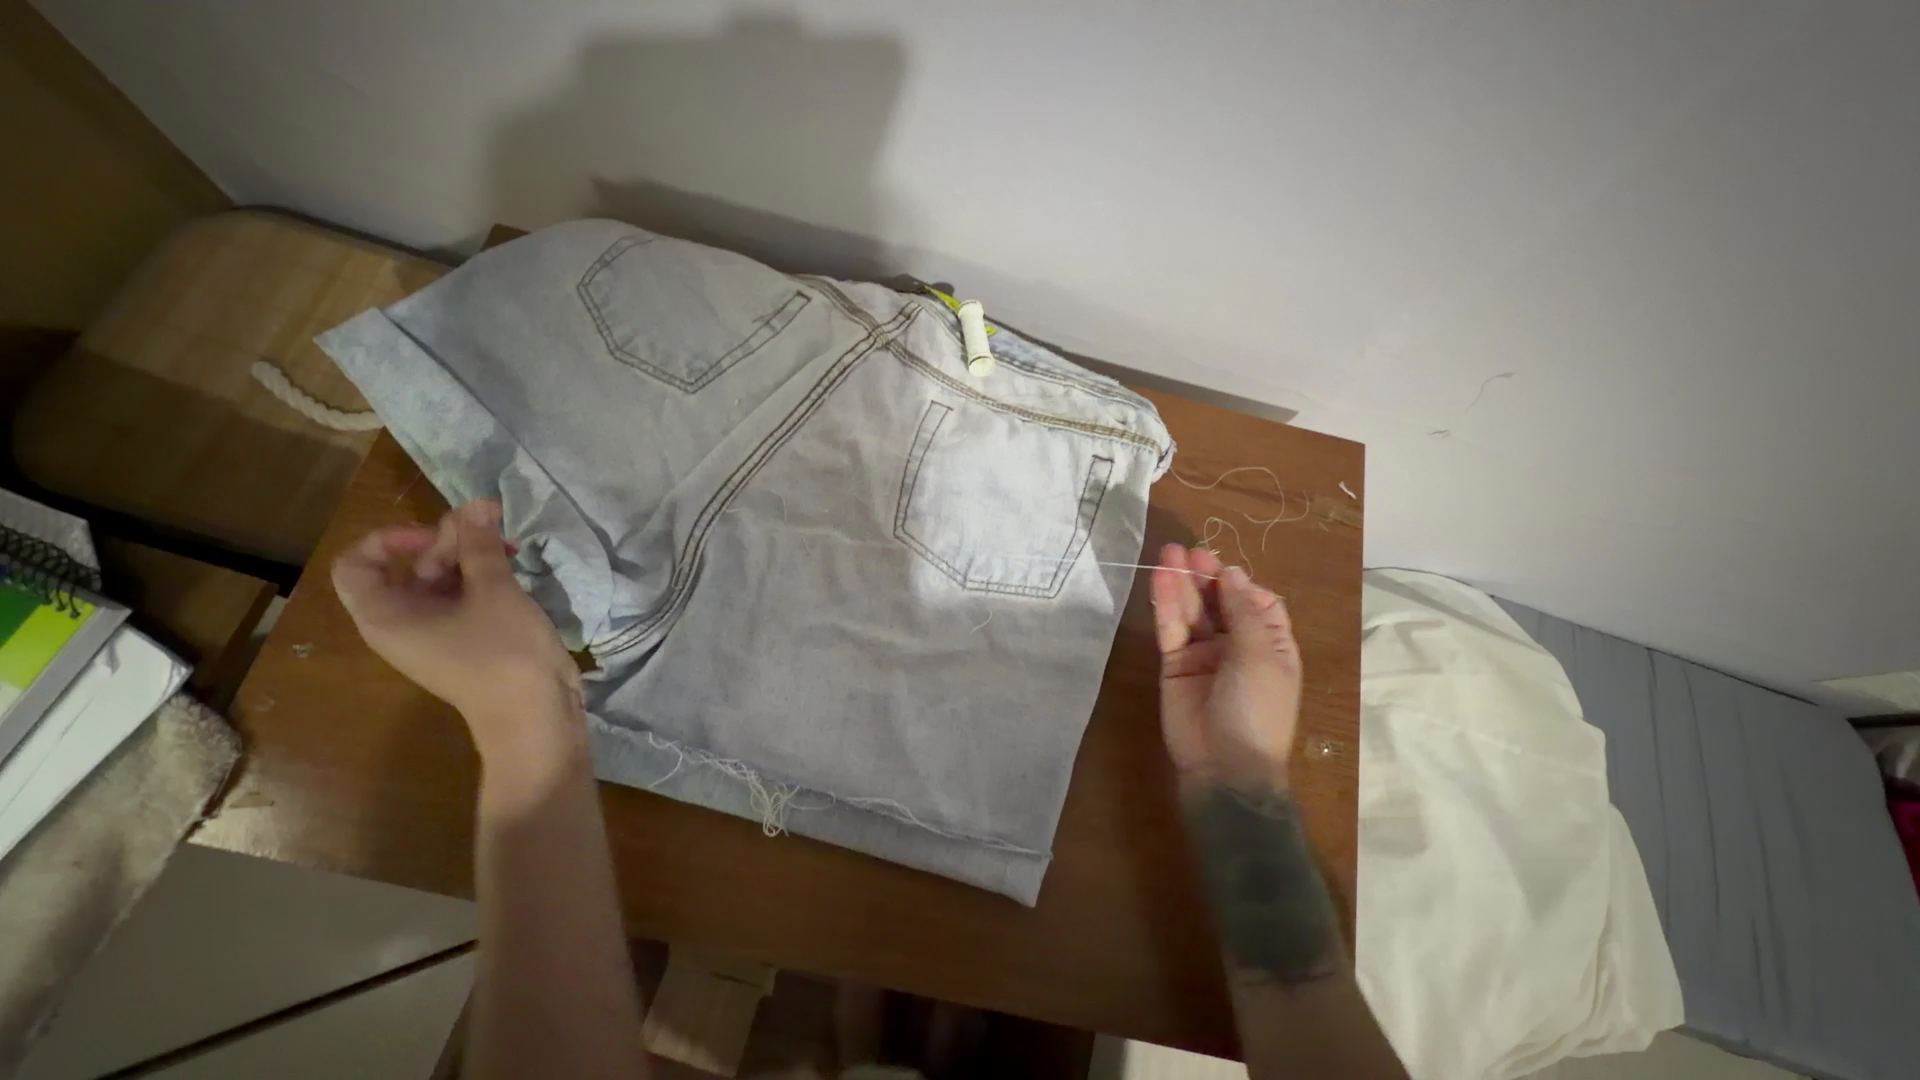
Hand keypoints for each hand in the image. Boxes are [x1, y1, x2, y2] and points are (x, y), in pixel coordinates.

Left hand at [332, 499, 580, 756]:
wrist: (534, 715)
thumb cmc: (502, 652)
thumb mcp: (492, 590)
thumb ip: (480, 544)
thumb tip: (478, 504)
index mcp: (387, 616)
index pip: (357, 564)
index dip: (391, 540)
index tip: (438, 534)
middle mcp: (403, 624)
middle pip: (410, 567)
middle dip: (449, 540)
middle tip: (493, 524)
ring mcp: (438, 635)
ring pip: (442, 582)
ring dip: (473, 556)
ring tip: (511, 543)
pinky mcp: (469, 642)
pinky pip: (464, 600)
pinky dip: (484, 578)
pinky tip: (515, 567)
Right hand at [1151, 544, 1302, 790]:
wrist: (1225, 765)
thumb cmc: (1256, 710)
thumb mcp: (1261, 657)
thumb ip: (1244, 612)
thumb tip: (1233, 573)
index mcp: (1270, 645)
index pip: (1256, 602)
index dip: (1239, 583)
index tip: (1222, 569)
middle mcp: (1237, 645)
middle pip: (1220, 601)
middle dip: (1205, 576)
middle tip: (1187, 552)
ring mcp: (1203, 654)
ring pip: (1192, 610)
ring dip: (1181, 583)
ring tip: (1168, 553)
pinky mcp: (1174, 663)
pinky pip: (1170, 628)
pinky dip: (1165, 604)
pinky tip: (1159, 579)